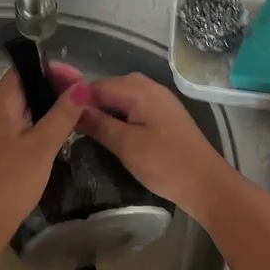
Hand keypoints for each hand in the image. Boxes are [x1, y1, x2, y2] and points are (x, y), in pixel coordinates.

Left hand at [0, 62, 88, 243]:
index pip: (23, 70)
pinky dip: (39, 122)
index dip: (50, 69)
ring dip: (48, 106)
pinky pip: (20, 124)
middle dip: (53, 87)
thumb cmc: (11, 181)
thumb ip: (62, 115)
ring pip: (23, 107)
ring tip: (76, 113)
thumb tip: (81, 87)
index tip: (78, 79)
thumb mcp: (42, 146)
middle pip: (23, 86)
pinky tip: (57, 135)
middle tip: (82, 97)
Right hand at [78, 73, 231, 211]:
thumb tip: (72, 108)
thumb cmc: (165, 164)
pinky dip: (122, 118)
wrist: (207, 185)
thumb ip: (98, 123)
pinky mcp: (165, 116)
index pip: (98, 85)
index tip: (63, 119)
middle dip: (92, 106)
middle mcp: (150, 88)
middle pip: (110, 89)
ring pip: (122, 99)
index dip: (79, 100)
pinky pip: (135, 108)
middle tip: (76, 130)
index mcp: (140, 90)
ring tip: (91, 134)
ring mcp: (160, 101)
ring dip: (106, 113)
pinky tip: (115, 136)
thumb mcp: (126, 145)